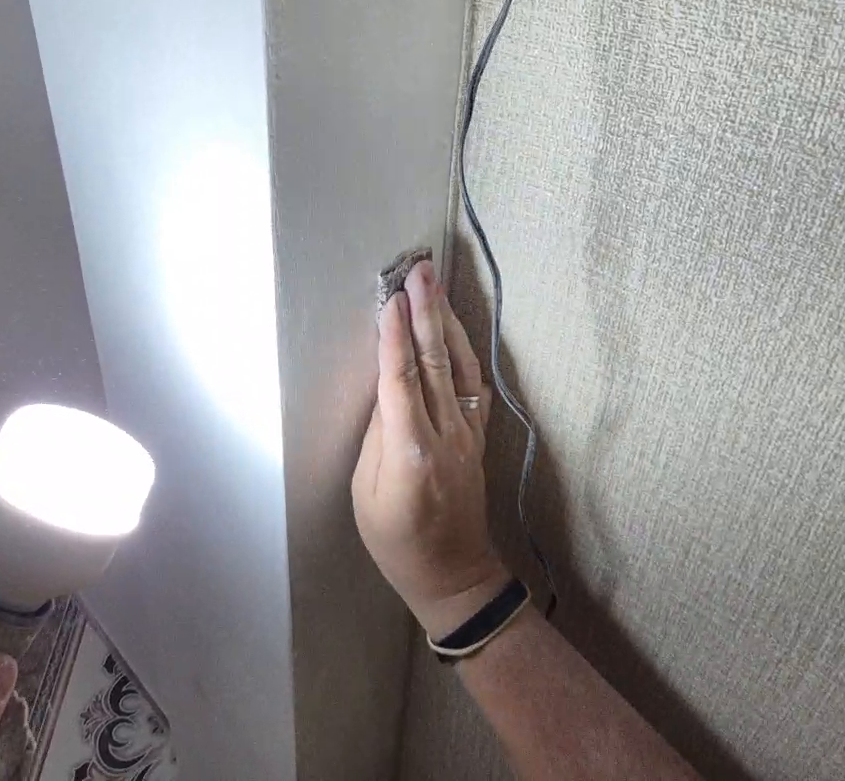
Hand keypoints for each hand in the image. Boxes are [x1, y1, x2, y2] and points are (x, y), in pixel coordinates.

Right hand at [352, 259, 512, 638]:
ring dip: (446, 321)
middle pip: (434, 362)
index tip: (390, 299)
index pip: (400, 380)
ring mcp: (468, 433)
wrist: (454, 573)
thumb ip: (377, 438)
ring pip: (458, 366)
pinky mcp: (477, 435)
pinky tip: (455, 328)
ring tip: (435, 284)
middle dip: (426, 312)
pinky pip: (473, 384)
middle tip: (419, 271)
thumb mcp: (367, 495)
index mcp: (411, 451)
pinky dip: (464, 350)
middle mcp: (445, 433)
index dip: (394, 337)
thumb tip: (385, 391)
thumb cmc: (397, 541)